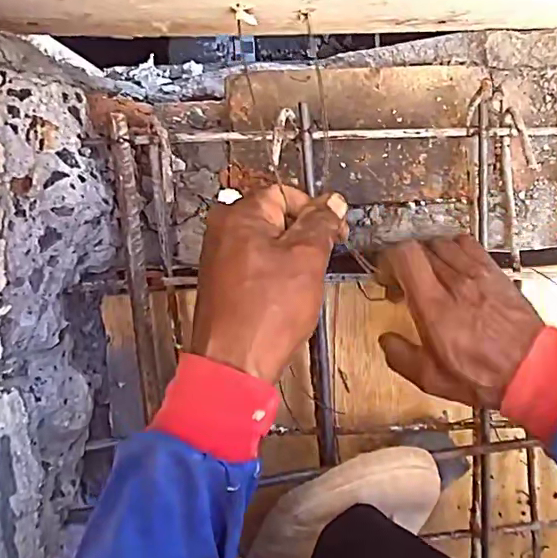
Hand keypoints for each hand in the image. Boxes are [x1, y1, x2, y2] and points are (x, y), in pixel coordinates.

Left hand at [190, 184, 347, 382]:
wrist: (235, 364)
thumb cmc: (265, 315)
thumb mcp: (307, 259)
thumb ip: (321, 224)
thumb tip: (332, 203)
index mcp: (240, 215)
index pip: (286, 193)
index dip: (316, 210)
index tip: (335, 229)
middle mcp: (223, 231)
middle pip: (276, 218)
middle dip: (304, 236)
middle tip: (322, 258)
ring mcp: (220, 257)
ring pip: (268, 243)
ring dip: (292, 258)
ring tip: (303, 283)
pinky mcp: (224, 282)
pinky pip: (257, 265)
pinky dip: (276, 275)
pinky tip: (286, 297)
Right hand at [377, 235, 543, 407]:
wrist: (533, 370)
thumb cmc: (488, 376)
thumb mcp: (432, 379)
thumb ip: (401, 357)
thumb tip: (388, 342)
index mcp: (434, 306)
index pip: (404, 255)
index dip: (388, 260)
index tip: (387, 276)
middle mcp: (456, 283)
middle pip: (421, 247)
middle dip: (405, 261)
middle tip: (405, 281)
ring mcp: (478, 275)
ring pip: (443, 243)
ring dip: (429, 254)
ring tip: (428, 273)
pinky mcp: (495, 273)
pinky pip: (469, 245)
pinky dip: (455, 249)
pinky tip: (455, 267)